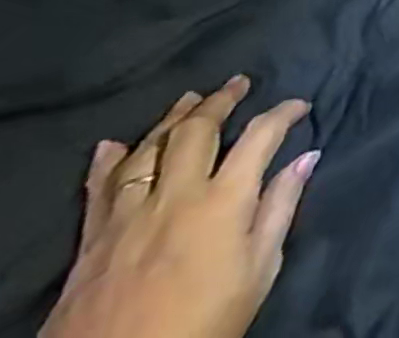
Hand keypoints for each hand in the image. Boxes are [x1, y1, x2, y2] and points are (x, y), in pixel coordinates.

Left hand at [40, 76, 318, 337]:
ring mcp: (127, 216)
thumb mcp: (260, 269)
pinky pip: (98, 190)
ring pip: (148, 151)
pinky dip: (106, 162)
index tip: (300, 105)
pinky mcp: (92, 241)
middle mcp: (175, 196)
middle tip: (239, 83)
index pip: (260, 137)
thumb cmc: (205, 321)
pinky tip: (111, 144)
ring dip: (172, 120)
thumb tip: (307, 157)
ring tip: (189, 98)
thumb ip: (279, 208)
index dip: (284, 113)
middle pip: (196, 132)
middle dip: (221, 101)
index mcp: (223, 201)